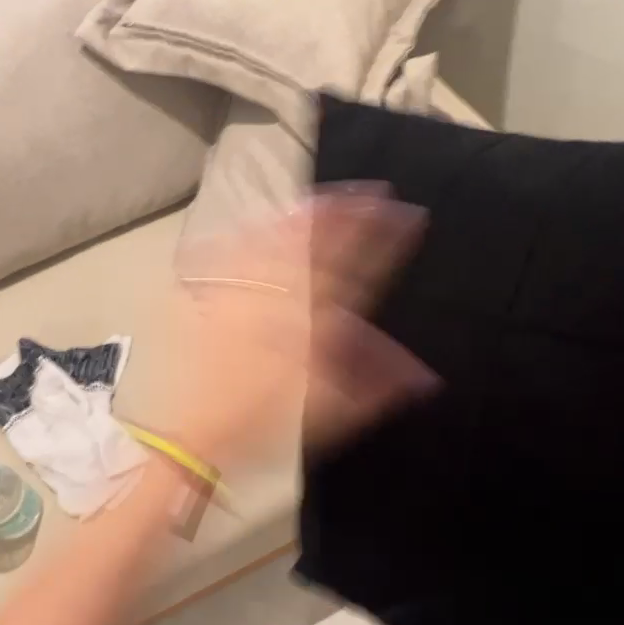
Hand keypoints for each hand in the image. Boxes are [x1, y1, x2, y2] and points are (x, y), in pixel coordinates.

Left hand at [161, 186, 437, 467]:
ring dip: (311, 213)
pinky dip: (261, 230)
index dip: (389, 238)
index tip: (409, 217)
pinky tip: (270, 220)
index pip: (363, 268)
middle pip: (324, 241)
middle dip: (354, 211)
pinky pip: (239, 248)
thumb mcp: (330, 410)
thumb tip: (425, 378)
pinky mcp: (216, 293)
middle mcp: (282, 296)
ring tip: (331, 197)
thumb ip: (379, 385)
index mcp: (317, 321)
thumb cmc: (266, 423)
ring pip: (283, 237)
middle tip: (377, 192)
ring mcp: (245, 289)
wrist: (198, 431)